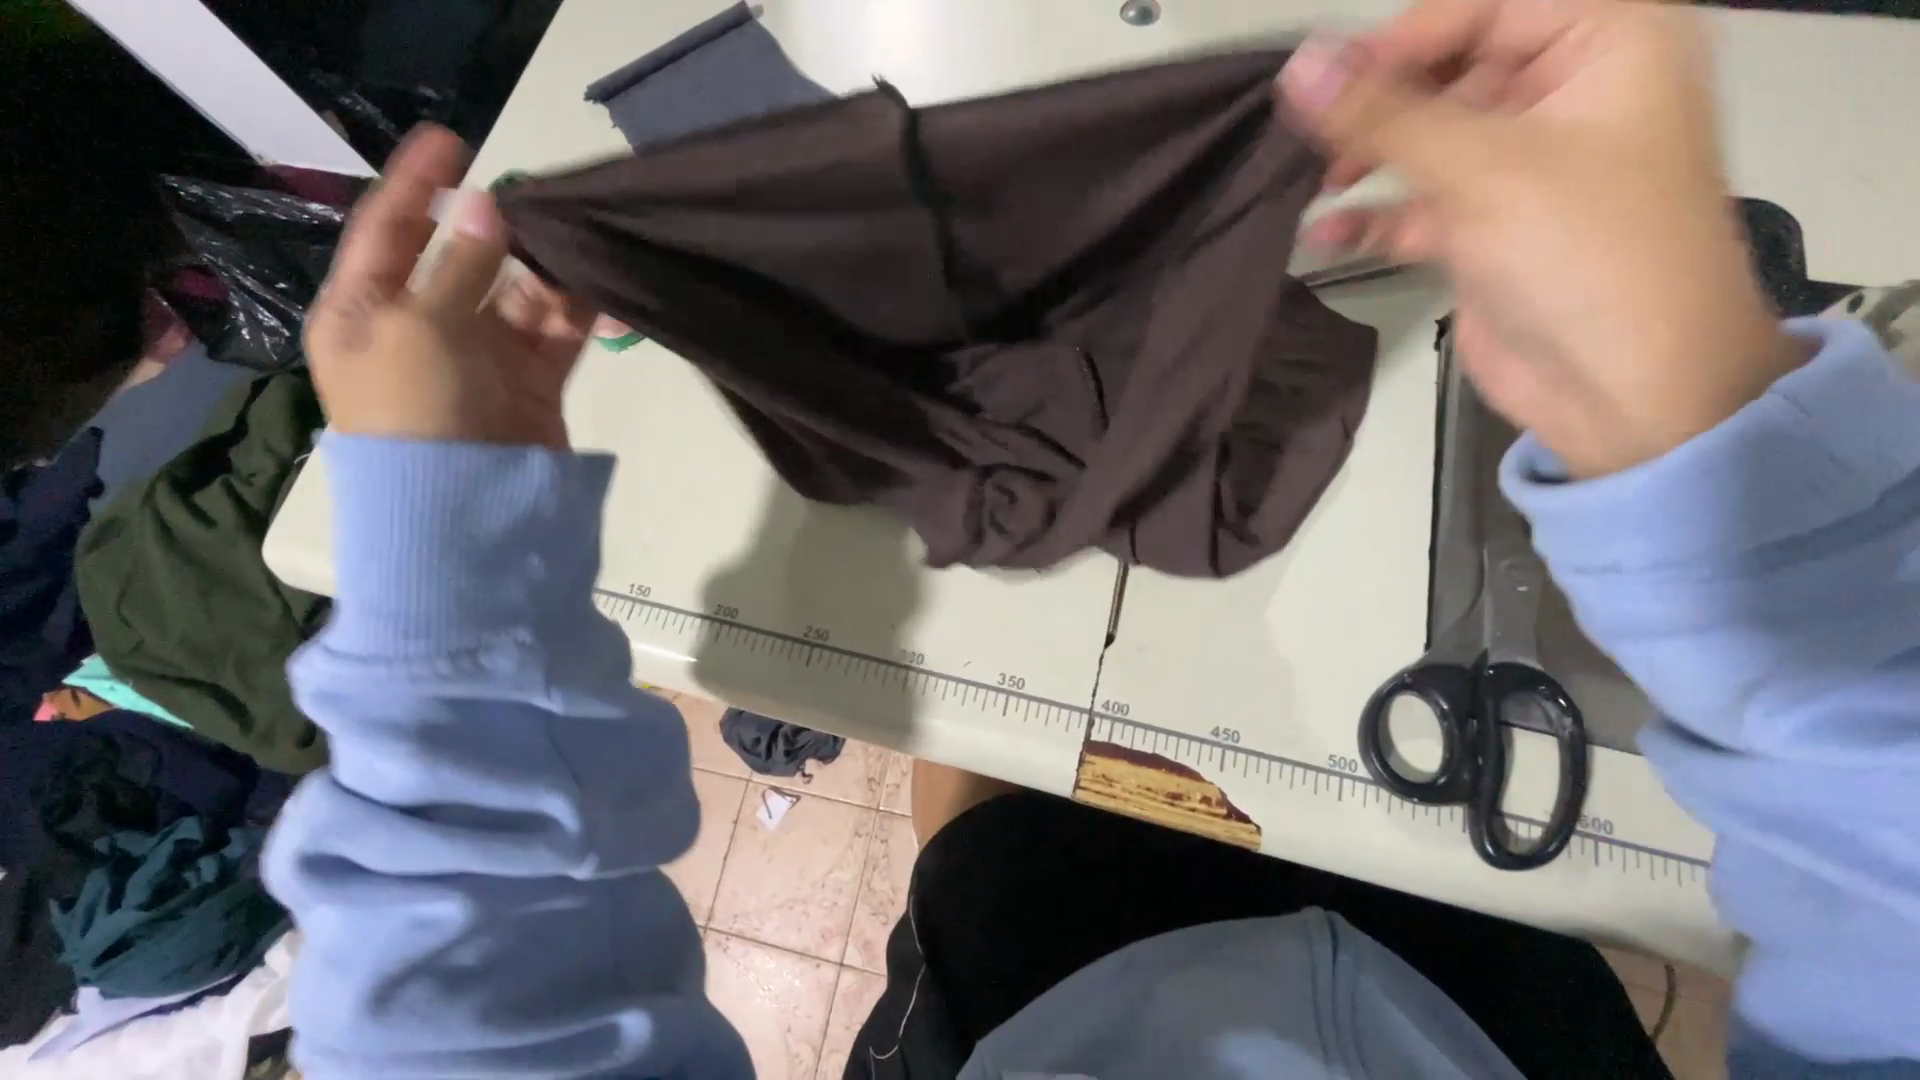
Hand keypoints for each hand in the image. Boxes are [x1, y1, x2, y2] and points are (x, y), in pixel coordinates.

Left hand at [305, 125, 594, 448]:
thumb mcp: (422, 327)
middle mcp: (422, 327)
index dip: (416, 185)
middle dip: (495, 228)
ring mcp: (481, 357)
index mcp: (365, 311)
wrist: (463, 511)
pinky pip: (555, 333)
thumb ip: (460, 264)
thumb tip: (485, 202)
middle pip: (461, 260)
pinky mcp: (531, 382)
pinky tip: (598, 282)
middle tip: (536, 194)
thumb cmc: (417, 410)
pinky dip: (575, 310)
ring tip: (575, 233)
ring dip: (543, 267)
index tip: (453, 139)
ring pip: (516, 295)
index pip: (387, 231)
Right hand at [1278, 0, 1803, 477]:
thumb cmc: (1581, 253)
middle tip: (1316, 139)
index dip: (1401, 41)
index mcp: (1605, 41)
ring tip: (1316, 184)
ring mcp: (1523, 167)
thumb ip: (1383, 116)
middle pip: (1449, 69)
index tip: (1326, 85)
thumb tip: (1298, 66)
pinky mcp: (1487, 228)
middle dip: (1379, 106)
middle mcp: (1565, 93)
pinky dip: (1374, 217)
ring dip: (1368, 161)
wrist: (1625, 387)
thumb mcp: (1481, 170)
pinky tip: (1328, 234)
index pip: (1483, 7)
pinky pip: (1418, 205)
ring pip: (1427, 139)